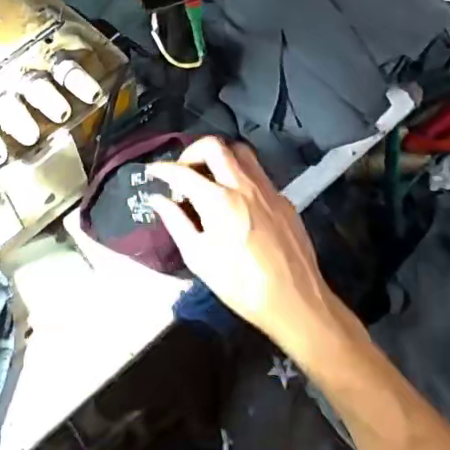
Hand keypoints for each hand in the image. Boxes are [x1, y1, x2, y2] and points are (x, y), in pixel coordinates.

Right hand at [146, 137, 345, 359]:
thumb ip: (176, 222)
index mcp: (219, 201)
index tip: (152, 171)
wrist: (297, 303)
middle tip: (183, 171)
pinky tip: (234, 198)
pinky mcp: (283, 200)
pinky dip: (239, 174)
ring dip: (219, 156)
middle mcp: (244, 186)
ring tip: (208, 178)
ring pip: (240, 152)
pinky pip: (258, 172)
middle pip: (214, 146)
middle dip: (191, 152)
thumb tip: (157, 199)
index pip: (183, 172)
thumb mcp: (199, 258)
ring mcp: (267, 190)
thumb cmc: (242, 286)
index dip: (162, 169)